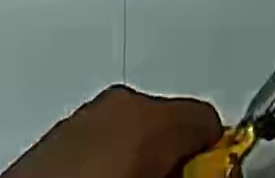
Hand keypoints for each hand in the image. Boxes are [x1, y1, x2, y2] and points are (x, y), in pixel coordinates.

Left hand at [0, 85, 222, 177]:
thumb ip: (196, 176)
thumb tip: (218, 175)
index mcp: (144, 114)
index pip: (206, 119)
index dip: (214, 155)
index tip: (215, 176)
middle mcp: (113, 104)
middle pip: (169, 120)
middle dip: (175, 157)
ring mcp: (82, 116)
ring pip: (134, 129)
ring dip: (141, 159)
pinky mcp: (56, 135)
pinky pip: (102, 138)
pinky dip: (111, 160)